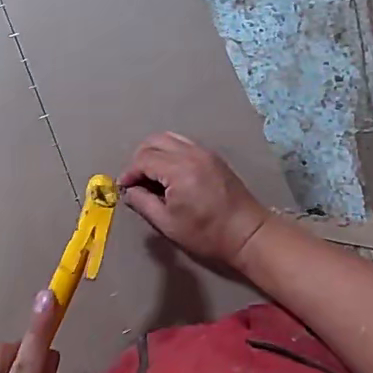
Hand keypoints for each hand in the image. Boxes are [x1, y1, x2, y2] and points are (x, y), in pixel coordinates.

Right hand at [118, 131, 273, 268]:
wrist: (248, 234)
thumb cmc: (207, 234)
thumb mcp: (168, 224)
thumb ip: (143, 203)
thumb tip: (130, 191)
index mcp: (179, 170)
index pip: (144, 159)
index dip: (130, 172)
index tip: (124, 187)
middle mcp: (191, 153)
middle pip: (154, 141)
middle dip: (140, 158)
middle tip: (137, 180)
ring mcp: (204, 152)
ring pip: (169, 138)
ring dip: (155, 152)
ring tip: (151, 175)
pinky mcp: (213, 157)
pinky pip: (183, 143)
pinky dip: (170, 152)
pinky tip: (170, 174)